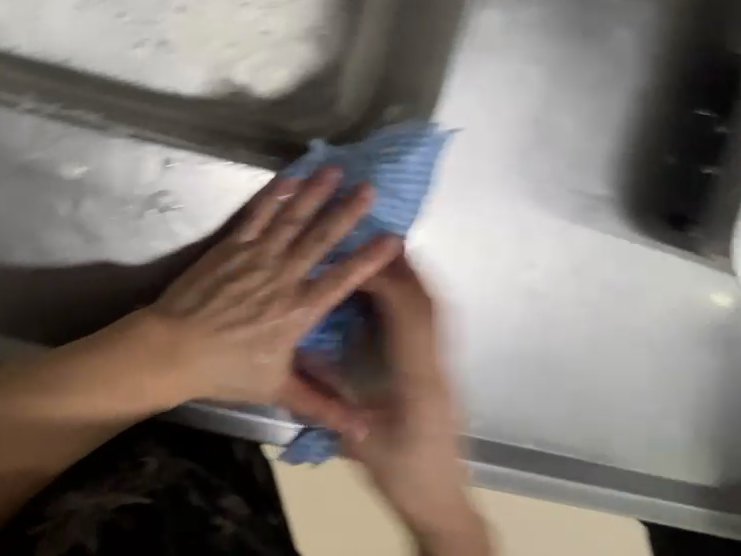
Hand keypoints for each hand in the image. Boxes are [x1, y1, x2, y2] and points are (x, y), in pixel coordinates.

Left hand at [142, 168, 401, 431]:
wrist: (175, 347)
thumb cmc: (227, 370)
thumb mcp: (278, 388)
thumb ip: (322, 405)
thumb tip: (365, 432)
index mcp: (299, 310)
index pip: (342, 279)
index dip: (369, 258)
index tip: (394, 237)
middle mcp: (283, 276)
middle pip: (320, 238)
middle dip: (347, 212)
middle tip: (370, 188)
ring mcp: (256, 256)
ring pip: (291, 219)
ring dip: (314, 193)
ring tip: (334, 170)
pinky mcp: (232, 245)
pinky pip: (257, 214)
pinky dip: (274, 194)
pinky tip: (289, 177)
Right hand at [344, 256, 481, 542]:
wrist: (444, 506)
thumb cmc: (402, 475)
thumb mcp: (359, 441)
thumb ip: (330, 396)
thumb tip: (296, 355)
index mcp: (418, 378)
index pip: (407, 316)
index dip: (383, 280)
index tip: (354, 256)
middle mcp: (436, 361)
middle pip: (426, 301)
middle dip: (399, 265)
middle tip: (368, 235)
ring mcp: (442, 363)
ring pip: (432, 306)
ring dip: (408, 274)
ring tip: (380, 249)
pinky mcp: (439, 368)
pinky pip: (430, 318)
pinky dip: (412, 293)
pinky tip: (392, 285)